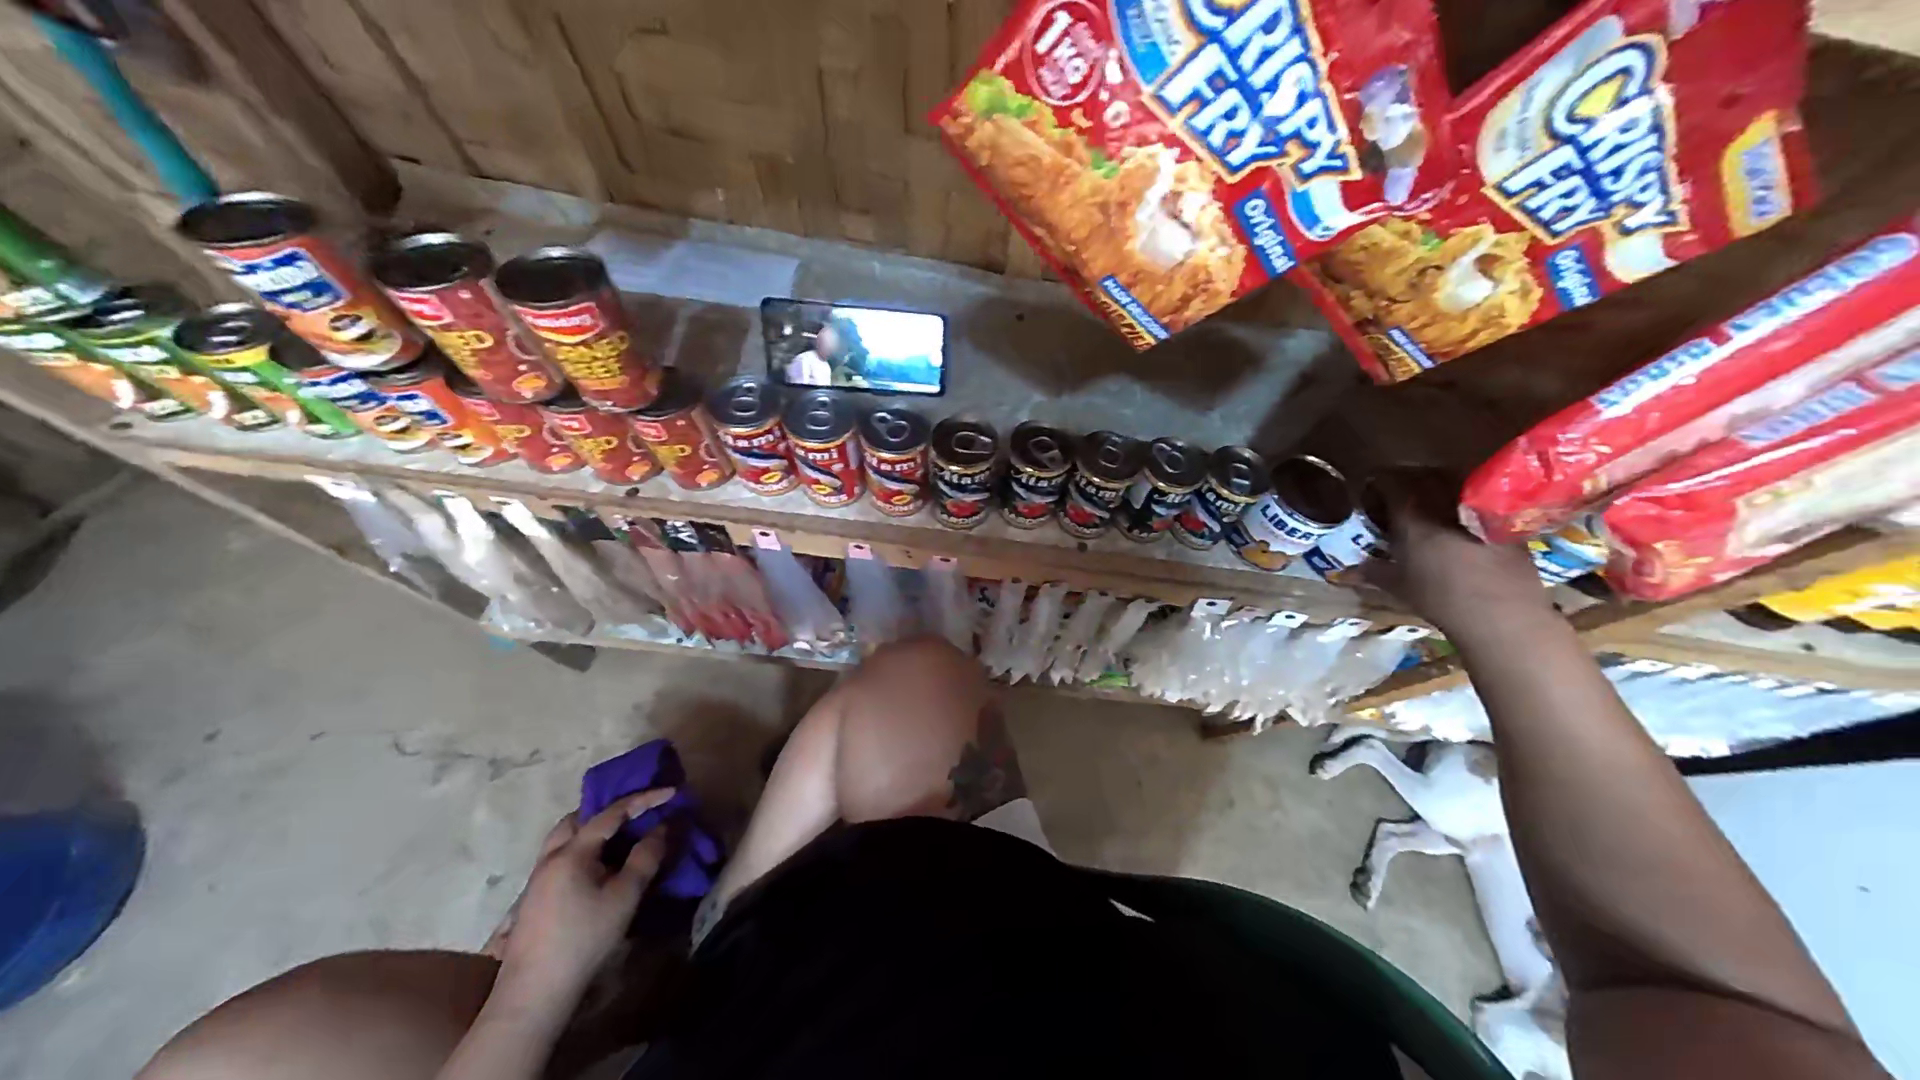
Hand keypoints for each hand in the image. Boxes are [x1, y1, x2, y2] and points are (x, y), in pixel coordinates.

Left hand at [493, 789, 674, 1010]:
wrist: (534, 992)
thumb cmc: (584, 939)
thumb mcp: (625, 897)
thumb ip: (645, 858)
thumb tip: (661, 828)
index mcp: (572, 852)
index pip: (611, 813)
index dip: (643, 799)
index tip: (671, 792)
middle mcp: (550, 857)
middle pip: (578, 819)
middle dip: (608, 809)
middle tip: (636, 813)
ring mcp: (537, 878)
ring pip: (564, 838)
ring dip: (592, 830)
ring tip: (619, 838)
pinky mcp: (534, 898)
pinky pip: (560, 856)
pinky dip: (582, 849)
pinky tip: (597, 868)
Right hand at [1365, 480, 1556, 641]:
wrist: (1502, 616)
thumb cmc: (1440, 599)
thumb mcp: (1398, 587)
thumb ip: (1372, 573)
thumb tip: (1346, 572)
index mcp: (1414, 519)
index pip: (1393, 486)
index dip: (1381, 484)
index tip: (1373, 490)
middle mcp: (1445, 509)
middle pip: (1427, 479)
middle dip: (1412, 482)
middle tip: (1402, 495)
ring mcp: (1478, 514)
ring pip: (1456, 488)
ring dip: (1442, 492)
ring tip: (1433, 507)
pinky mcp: (1505, 526)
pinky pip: (1479, 507)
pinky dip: (1467, 510)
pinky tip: (1464, 529)